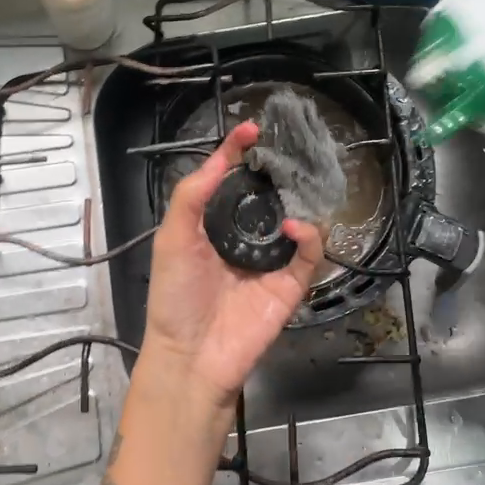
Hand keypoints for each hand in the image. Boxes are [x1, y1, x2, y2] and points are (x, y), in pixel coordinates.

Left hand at [142, 121, 324, 405]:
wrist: (192, 356)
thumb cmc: (175, 295)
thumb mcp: (173, 236)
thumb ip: (192, 195)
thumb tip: (218, 157)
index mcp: (212, 226)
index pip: (229, 181)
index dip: (237, 153)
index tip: (250, 129)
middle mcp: (242, 239)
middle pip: (268, 197)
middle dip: (277, 173)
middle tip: (284, 152)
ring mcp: (269, 262)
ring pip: (295, 221)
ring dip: (298, 201)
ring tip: (295, 185)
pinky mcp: (290, 286)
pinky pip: (310, 255)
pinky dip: (311, 237)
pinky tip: (298, 226)